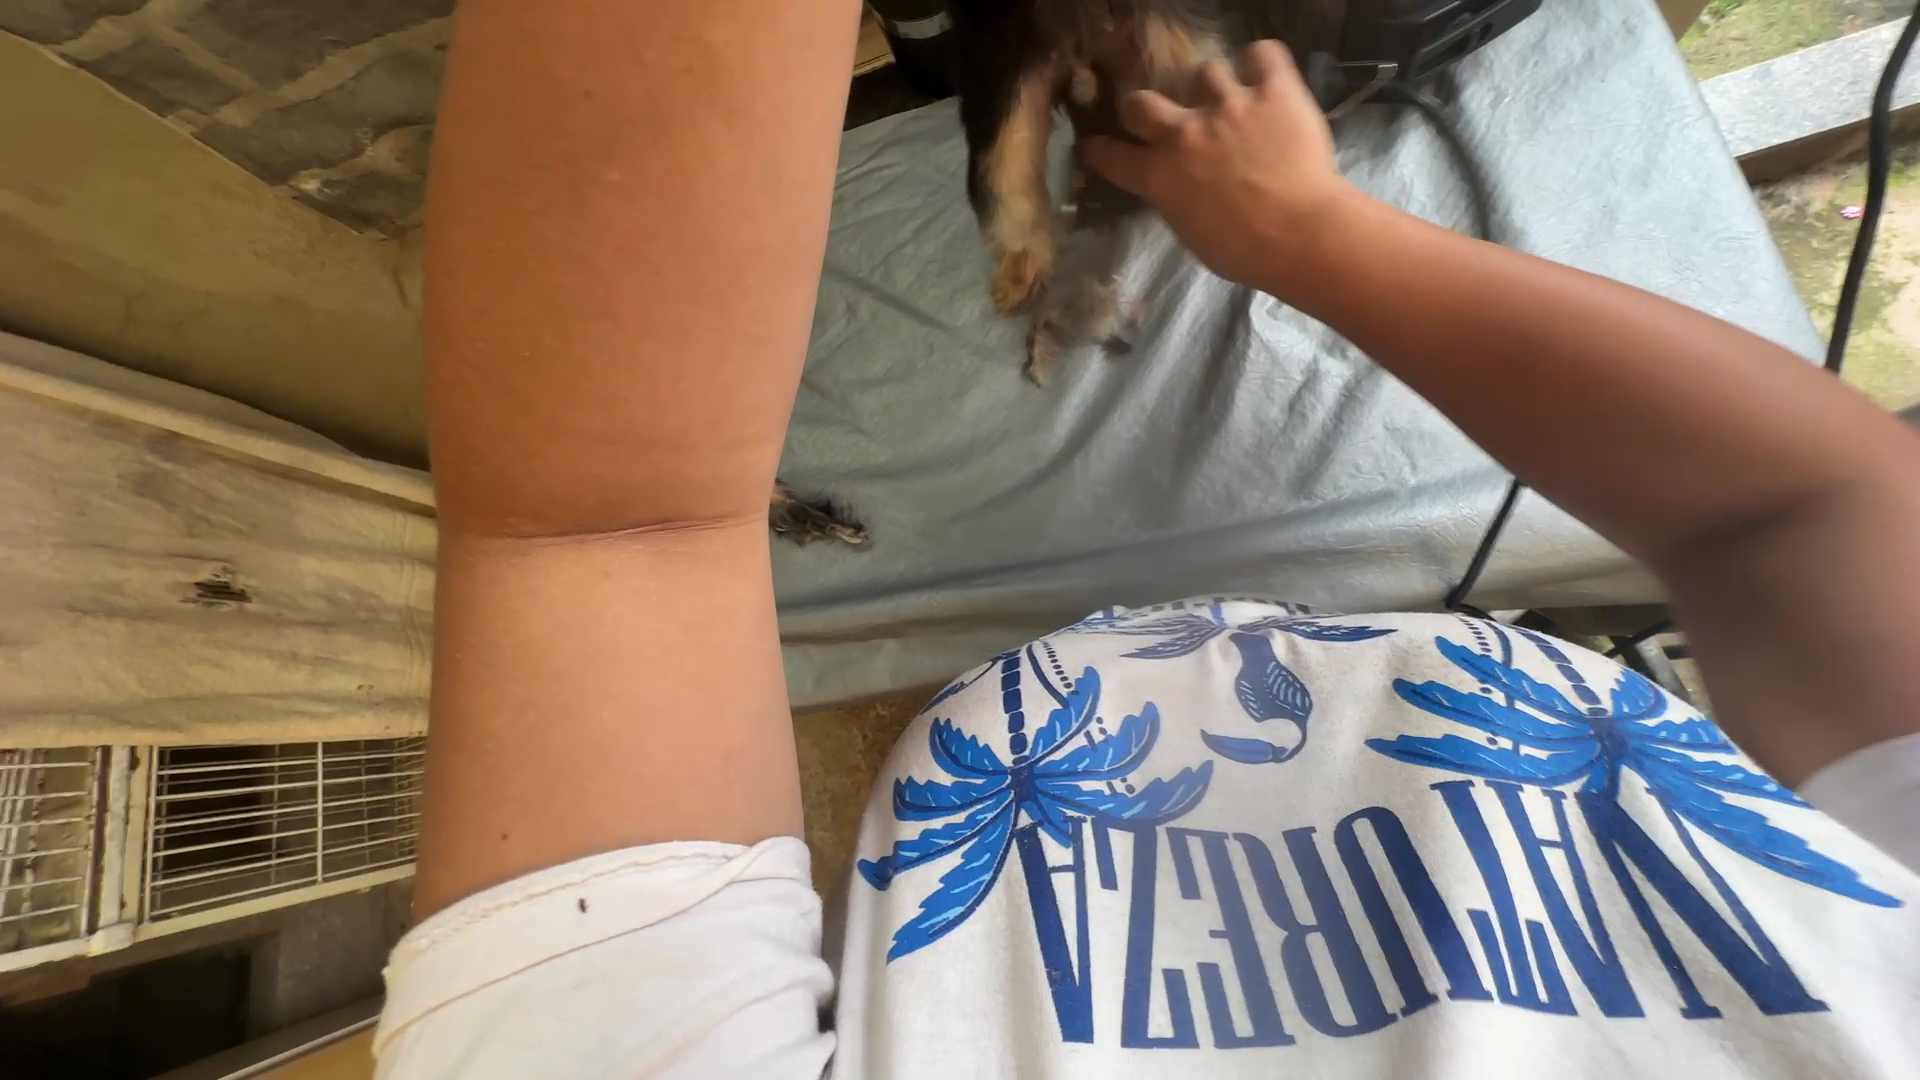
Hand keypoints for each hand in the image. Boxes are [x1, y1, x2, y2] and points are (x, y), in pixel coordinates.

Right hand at [1083, 40, 1357, 294]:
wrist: (1296, 233)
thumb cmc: (1240, 251)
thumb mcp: (1189, 232)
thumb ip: (1176, 199)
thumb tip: (1179, 185)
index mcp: (1158, 177)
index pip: (1112, 157)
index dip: (1099, 150)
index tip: (1093, 146)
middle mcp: (1184, 133)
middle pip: (1141, 102)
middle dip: (1143, 108)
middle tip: (1158, 116)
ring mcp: (1228, 105)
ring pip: (1204, 72)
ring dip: (1210, 86)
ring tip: (1227, 100)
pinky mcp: (1273, 89)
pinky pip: (1262, 54)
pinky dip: (1261, 62)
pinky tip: (1263, 77)